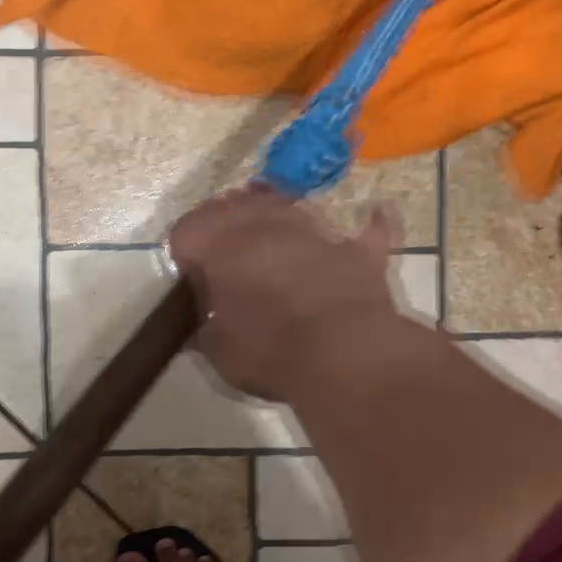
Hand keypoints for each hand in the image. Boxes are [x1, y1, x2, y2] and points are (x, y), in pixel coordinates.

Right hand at [168, 187, 400, 400]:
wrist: (345, 355)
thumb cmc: (271, 352)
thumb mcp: (220, 352)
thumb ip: (207, 330)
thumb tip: (203, 325)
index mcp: (222, 247)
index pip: (187, 230)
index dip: (185, 253)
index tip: (194, 281)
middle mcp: (266, 225)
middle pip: (235, 206)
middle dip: (225, 227)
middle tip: (226, 261)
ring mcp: (316, 232)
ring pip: (290, 207)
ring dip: (278, 218)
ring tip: (275, 243)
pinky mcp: (359, 251)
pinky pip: (368, 229)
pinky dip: (369, 225)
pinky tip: (376, 214)